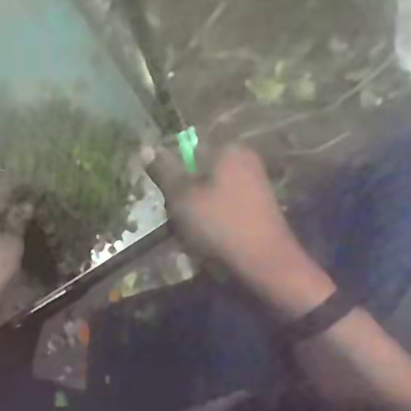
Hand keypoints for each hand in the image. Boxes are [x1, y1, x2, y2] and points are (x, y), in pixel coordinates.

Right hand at [149, 143, 332, 319]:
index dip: (171, 176)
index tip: (168, 200)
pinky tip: (211, 244)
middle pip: (199, 175)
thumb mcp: (181, 197)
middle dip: (185, 198)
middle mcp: (245, 160)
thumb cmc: (219, 225)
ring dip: (197, 216)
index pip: (186, 151)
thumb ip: (163, 171)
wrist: (265, 263)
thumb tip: (145, 147)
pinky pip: (226, 211)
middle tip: (179, 223)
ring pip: (211, 196)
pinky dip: (215, 225)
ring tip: (194, 238)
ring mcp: (256, 185)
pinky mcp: (260, 209)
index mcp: (228, 149)